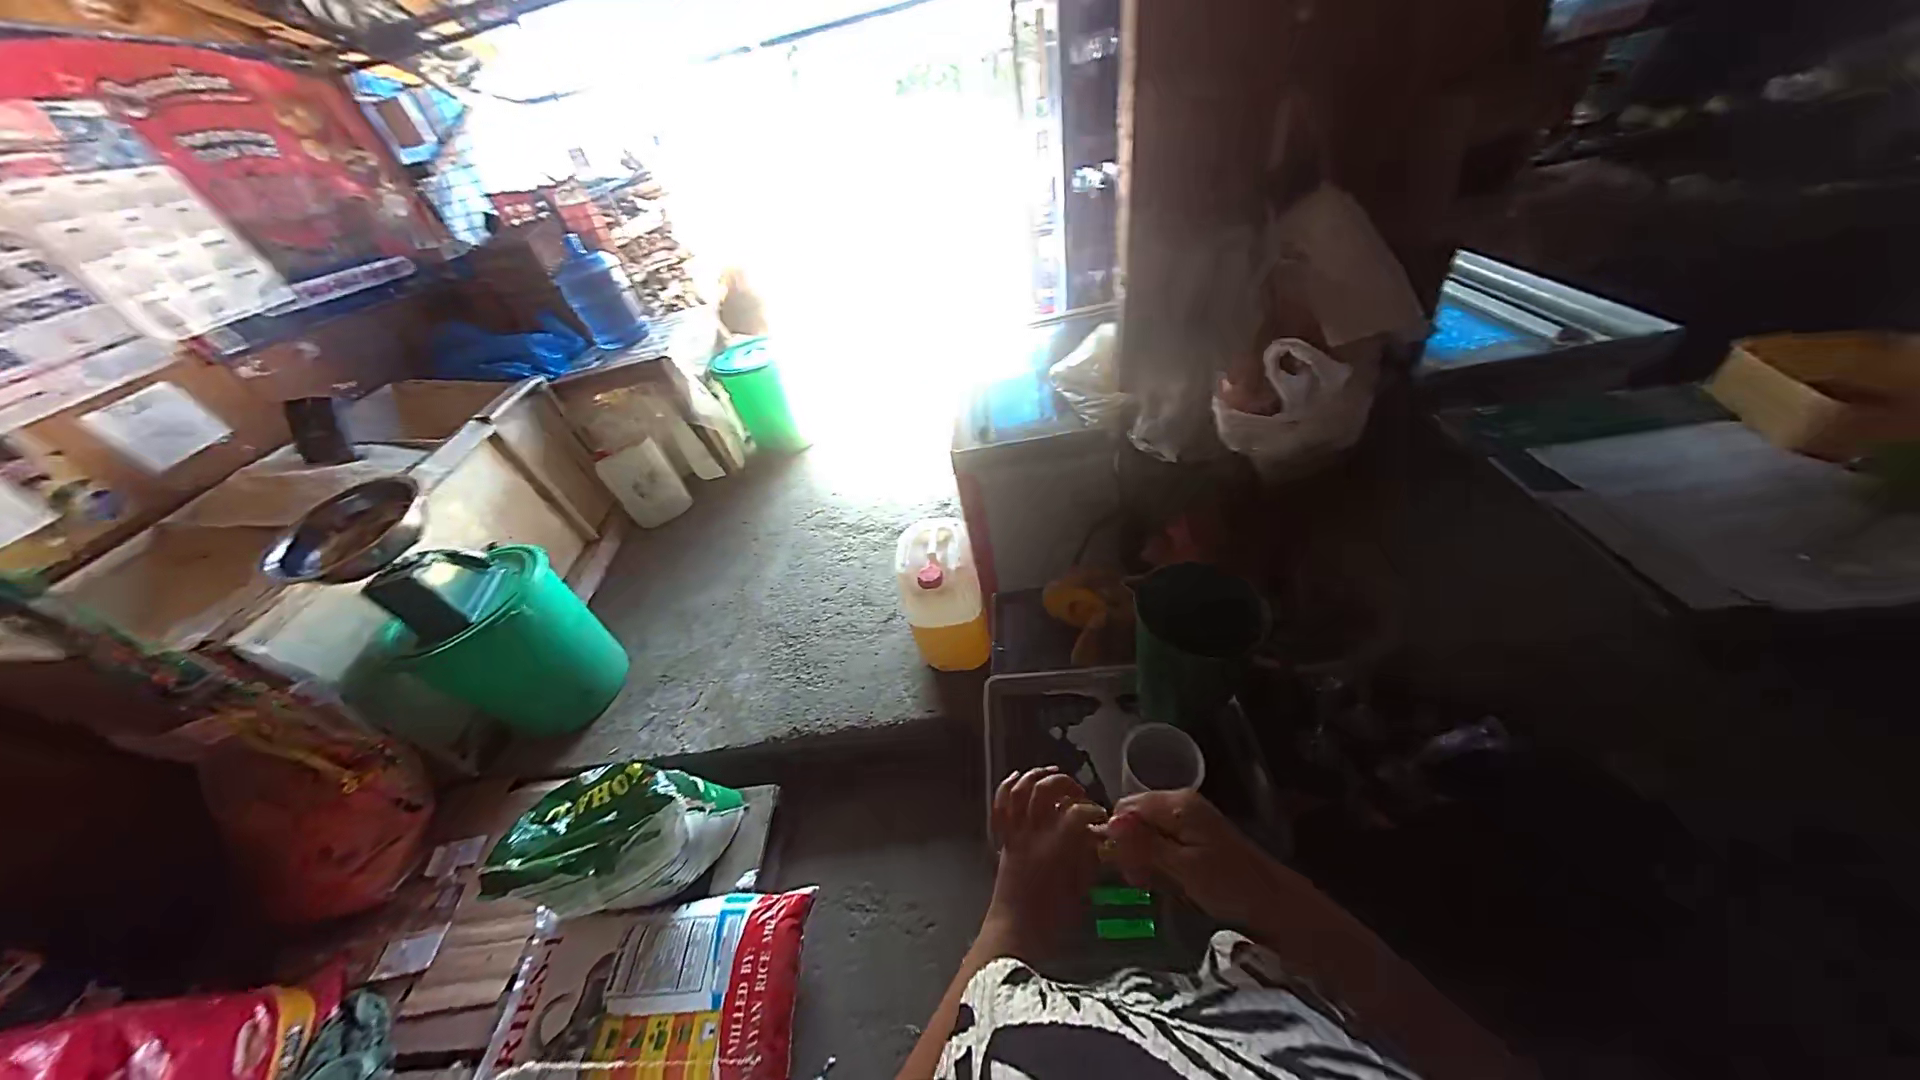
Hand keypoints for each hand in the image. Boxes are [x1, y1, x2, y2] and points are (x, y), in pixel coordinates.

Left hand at [985, 767, 1107, 957]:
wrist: (1014, 935)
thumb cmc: (1051, 921)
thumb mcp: (1081, 890)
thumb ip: (1091, 859)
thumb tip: (1099, 838)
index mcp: (1054, 847)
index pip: (1078, 812)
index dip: (1094, 811)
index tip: (1102, 818)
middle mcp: (1032, 833)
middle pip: (1047, 790)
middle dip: (1068, 786)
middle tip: (1081, 796)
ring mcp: (1015, 834)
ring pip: (1021, 790)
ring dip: (1038, 777)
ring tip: (1053, 775)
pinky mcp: (1004, 839)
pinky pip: (1001, 805)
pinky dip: (1007, 787)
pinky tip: (1018, 777)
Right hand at [1097, 789, 1289, 927]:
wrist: (1276, 905)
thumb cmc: (1230, 886)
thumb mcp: (1183, 868)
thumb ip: (1145, 844)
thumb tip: (1108, 823)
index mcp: (1176, 803)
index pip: (1125, 807)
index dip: (1117, 834)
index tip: (1124, 867)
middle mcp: (1180, 802)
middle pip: (1134, 816)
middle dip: (1130, 846)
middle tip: (1140, 880)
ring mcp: (1188, 817)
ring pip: (1146, 829)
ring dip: (1143, 856)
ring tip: (1153, 883)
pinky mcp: (1195, 834)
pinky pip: (1162, 838)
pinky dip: (1157, 858)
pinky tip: (1166, 879)